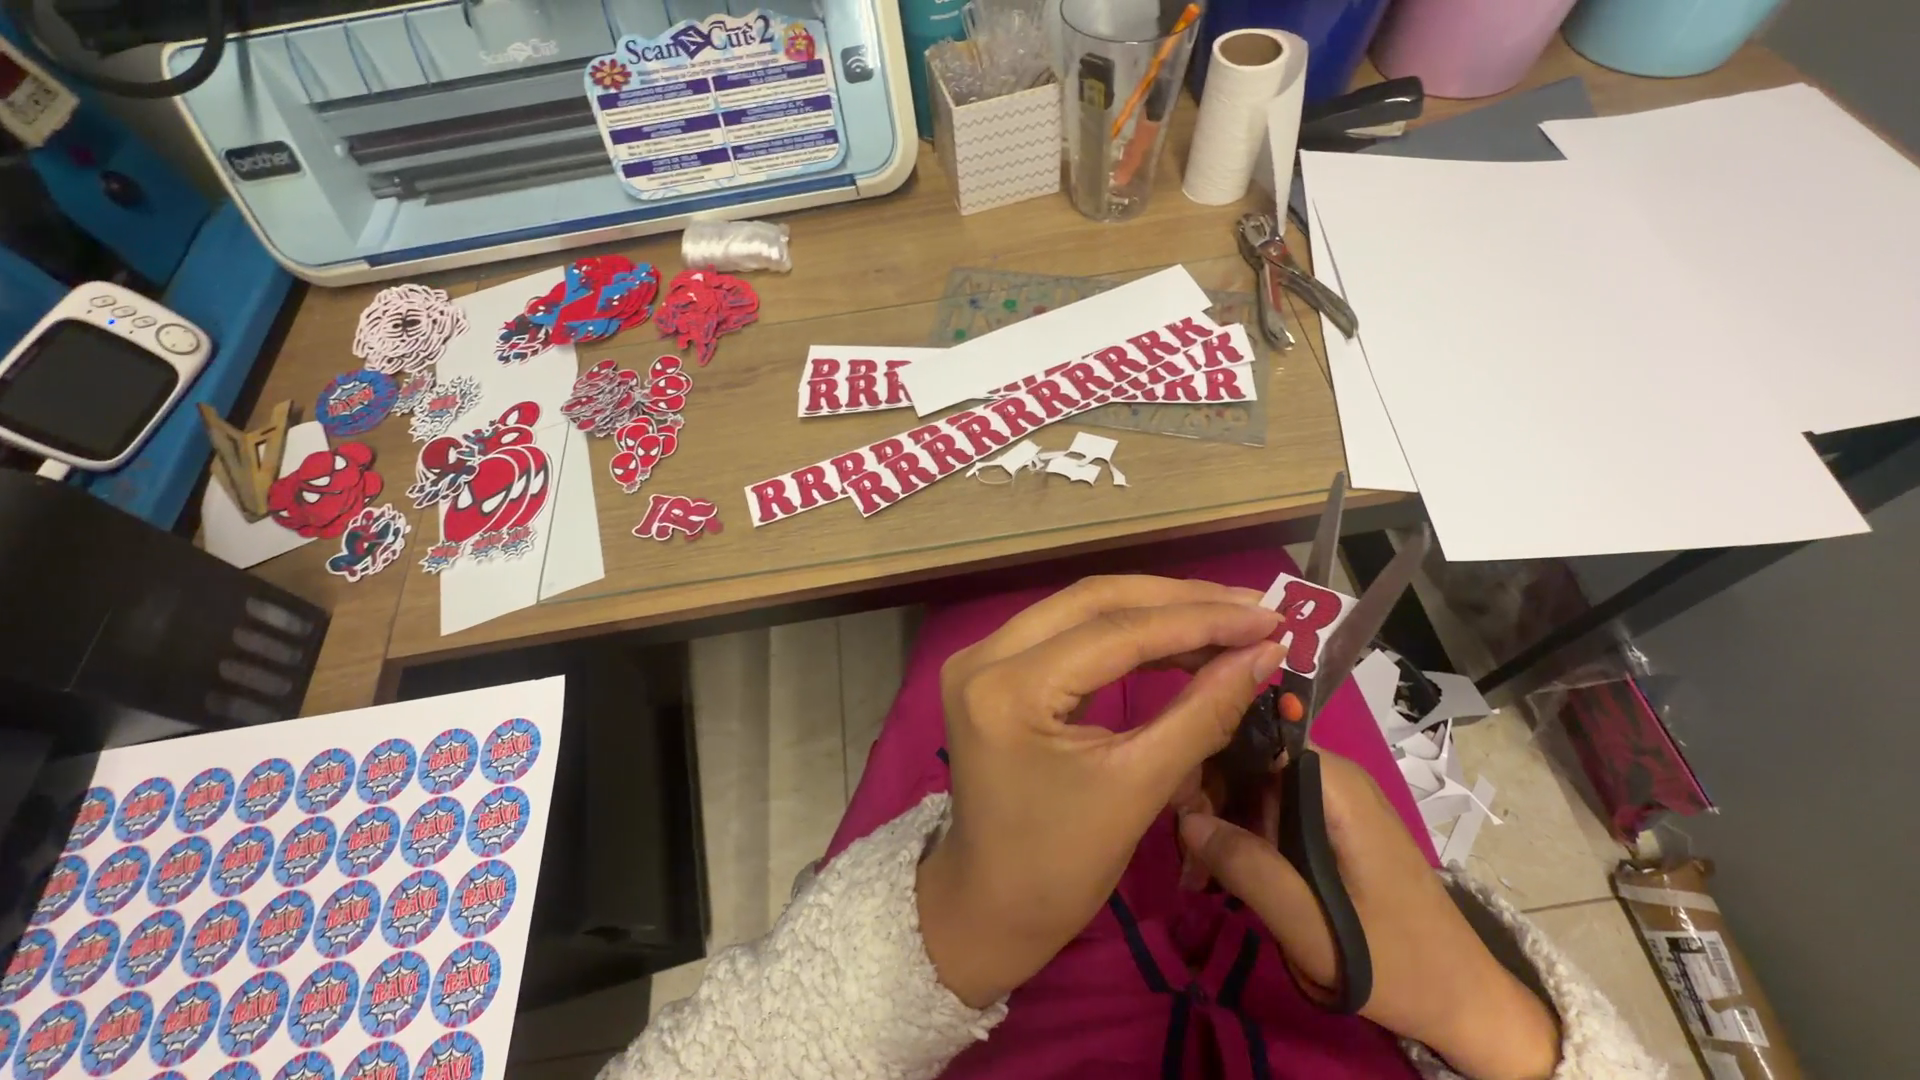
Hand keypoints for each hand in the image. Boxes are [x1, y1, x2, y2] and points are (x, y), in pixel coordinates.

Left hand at [916, 575, 1285, 1007]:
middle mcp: (984, 655)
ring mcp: (983, 658)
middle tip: (1254, 607)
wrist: (992, 906)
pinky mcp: (995, 670)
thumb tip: (1265, 653)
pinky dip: (1126, 634)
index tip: (1270, 616)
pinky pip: (1068, 634)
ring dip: (1156, 612)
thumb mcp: (1138, 787)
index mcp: (1007, 688)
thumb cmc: (1060, 865)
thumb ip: (1203, 712)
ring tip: (1228, 619)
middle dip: (1179, 601)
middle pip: (1094, 601)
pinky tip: (1178, 640)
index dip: (1200, 620)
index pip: (1116, 631)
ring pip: (1082, 610)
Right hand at [1179, 752, 1561, 1079]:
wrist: (1466, 1003)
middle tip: (1186, 860)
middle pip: (1250, 763)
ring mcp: (1337, 800)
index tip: (1178, 813)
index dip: (1207, 765)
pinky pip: (1277, 811)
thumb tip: (1186, 820)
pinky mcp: (1335, 825)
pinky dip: (1249, 837)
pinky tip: (1230, 875)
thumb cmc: (1395, 962)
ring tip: (1201, 876)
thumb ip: (1248, 869)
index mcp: (1335, 785)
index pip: (1251, 739)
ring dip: (1225, 825)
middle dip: (1210, 803)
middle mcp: (1336, 778)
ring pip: (1258, 788)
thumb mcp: (1310, 925)